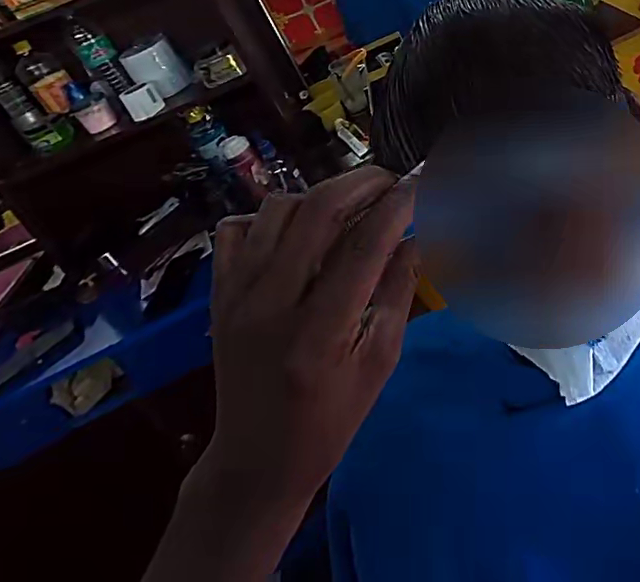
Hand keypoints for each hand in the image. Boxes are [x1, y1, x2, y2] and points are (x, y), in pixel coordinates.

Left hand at [202, 166, 419, 503]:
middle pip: (318, 211)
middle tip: (390, 180)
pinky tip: (294, 232)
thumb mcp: (379, 363)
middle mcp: (271, 303)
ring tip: (348, 207)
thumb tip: (418, 233)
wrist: (255, 459)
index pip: (365, 245)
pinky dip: (269, 216)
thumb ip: (399, 290)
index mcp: (319, 333)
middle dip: (363, 182)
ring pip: (278, 208)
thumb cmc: (329, 419)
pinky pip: (238, 227)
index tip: (420, 181)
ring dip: (321, 195)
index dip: (398, 205)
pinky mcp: (218, 291)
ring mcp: (237, 293)